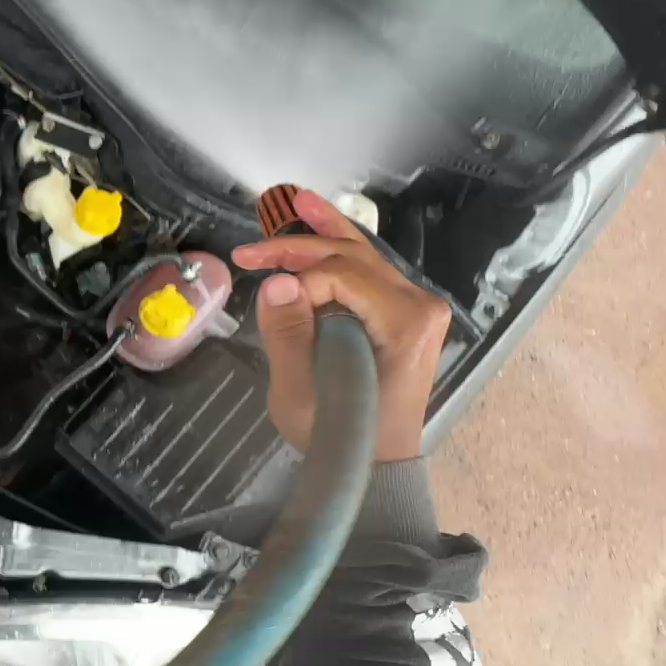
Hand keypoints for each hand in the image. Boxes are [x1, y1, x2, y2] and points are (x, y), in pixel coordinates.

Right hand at [231, 188, 449, 461]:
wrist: (376, 465)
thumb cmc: (339, 434)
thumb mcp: (302, 393)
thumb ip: (290, 336)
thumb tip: (275, 282)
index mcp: (402, 323)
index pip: (340, 275)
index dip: (294, 279)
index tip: (257, 294)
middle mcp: (417, 305)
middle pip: (352, 255)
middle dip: (298, 244)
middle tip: (248, 250)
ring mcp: (413, 308)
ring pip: (362, 254)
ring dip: (322, 229)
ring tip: (293, 200)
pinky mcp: (399, 314)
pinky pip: (365, 270)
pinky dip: (335, 247)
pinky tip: (316, 221)